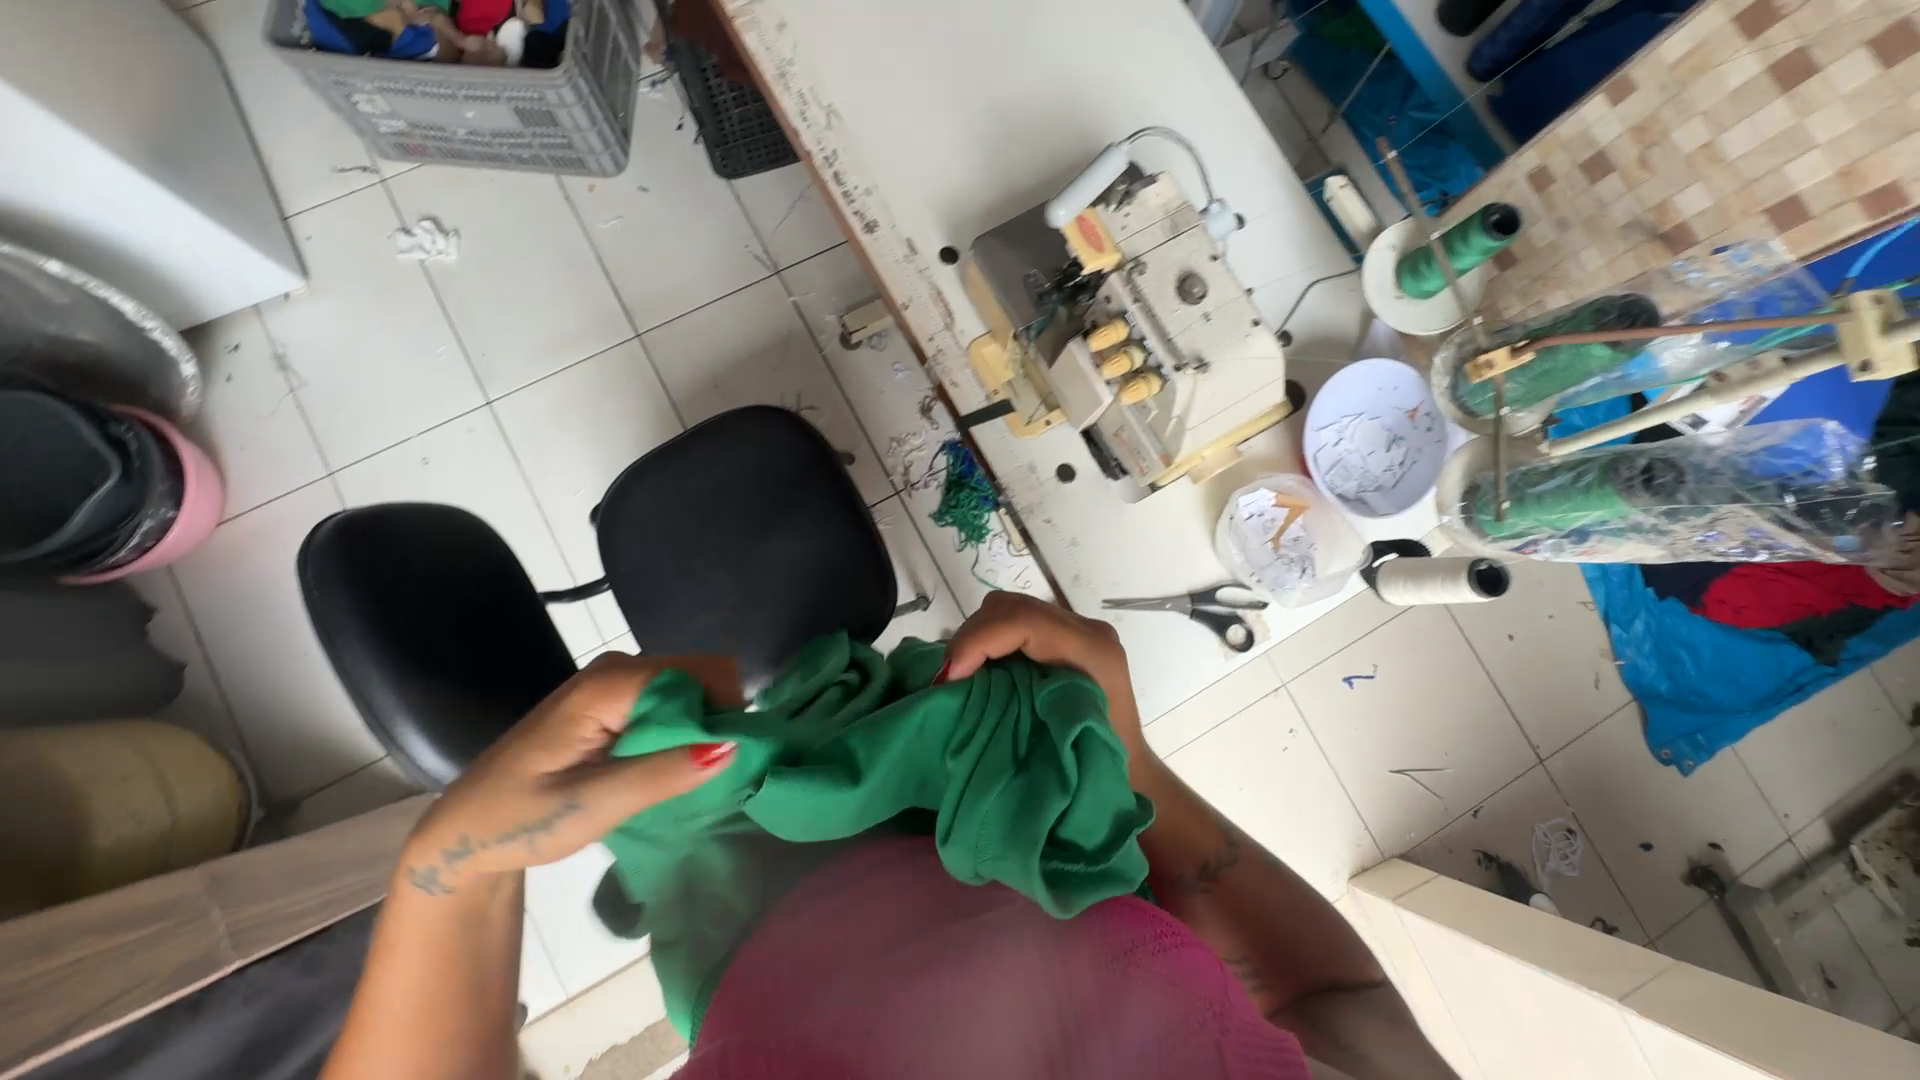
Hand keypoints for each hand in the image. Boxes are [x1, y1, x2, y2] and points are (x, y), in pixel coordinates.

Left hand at [396, 653, 738, 897]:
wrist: (466, 834)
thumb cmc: (520, 821)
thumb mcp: (593, 806)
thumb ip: (662, 773)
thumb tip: (731, 745)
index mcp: (609, 683)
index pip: (704, 673)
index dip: (723, 713)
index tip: (723, 762)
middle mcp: (617, 668)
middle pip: (702, 675)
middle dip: (715, 721)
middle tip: (699, 776)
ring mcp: (615, 682)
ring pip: (691, 690)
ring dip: (699, 730)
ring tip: (681, 777)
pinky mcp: (614, 701)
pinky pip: (671, 703)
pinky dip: (681, 733)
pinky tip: (663, 768)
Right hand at [941, 592, 1147, 761]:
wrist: (1130, 774)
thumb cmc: (1099, 769)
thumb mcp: (1053, 746)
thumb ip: (1008, 712)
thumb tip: (950, 692)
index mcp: (1091, 652)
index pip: (1024, 621)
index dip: (978, 641)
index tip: (951, 678)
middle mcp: (1085, 630)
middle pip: (1010, 608)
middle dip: (970, 639)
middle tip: (948, 681)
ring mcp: (1075, 631)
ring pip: (1008, 611)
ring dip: (977, 640)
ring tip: (960, 677)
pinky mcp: (1063, 638)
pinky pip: (1014, 625)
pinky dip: (987, 644)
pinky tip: (977, 674)